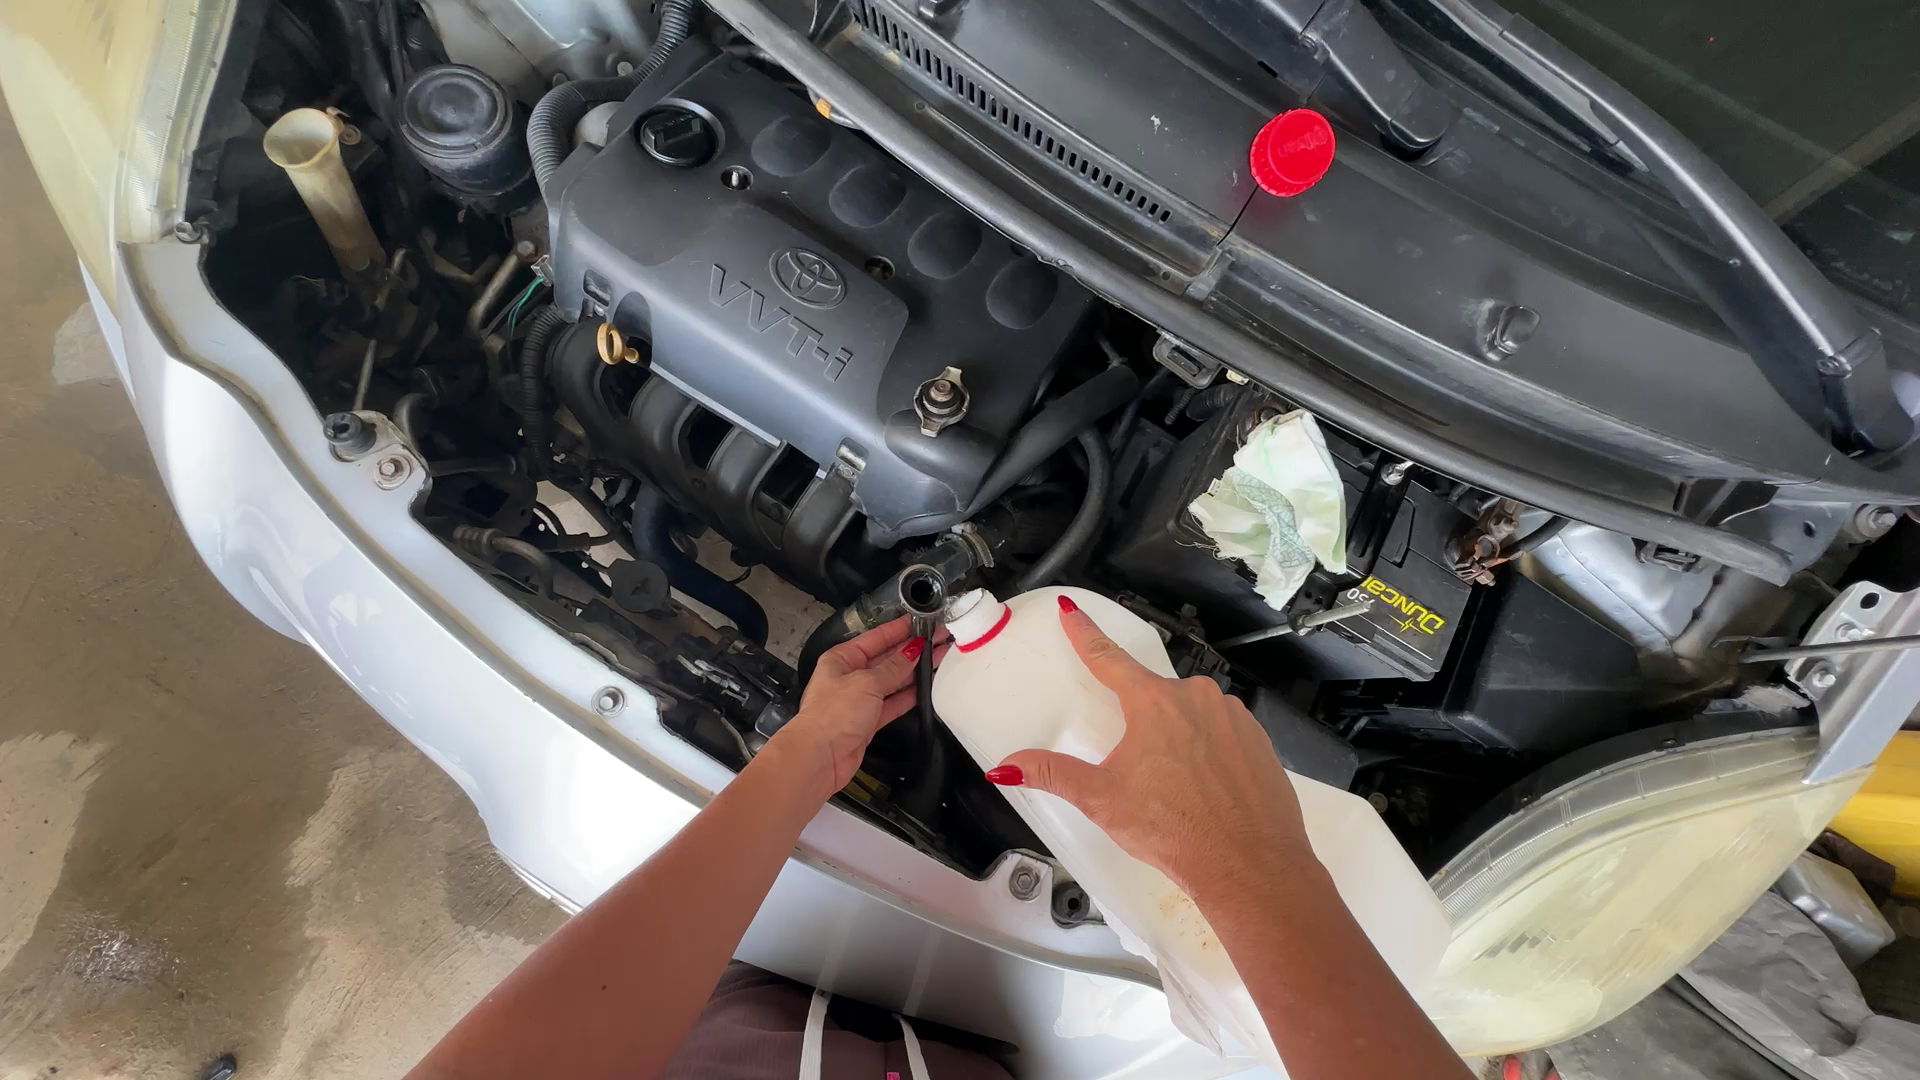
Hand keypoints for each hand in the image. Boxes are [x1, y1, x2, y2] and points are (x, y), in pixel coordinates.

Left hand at [765, 616, 944, 800]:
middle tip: (937, 640)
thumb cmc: (829, 717)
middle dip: (912, 649)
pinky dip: (909, 695)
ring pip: (892, 680)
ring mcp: (859, 699)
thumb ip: (893, 667)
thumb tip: (912, 651)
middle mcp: (849, 677)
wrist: (819, 757)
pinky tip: (925, 687)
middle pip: (887, 657)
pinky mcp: (867, 720)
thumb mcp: (867, 682)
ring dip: (914, 671)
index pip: (877, 637)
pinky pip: (893, 702)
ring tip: (937, 659)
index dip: (900, 629)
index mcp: (842, 659)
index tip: (920, 622)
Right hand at [996, 599, 1313, 898]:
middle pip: (1152, 694)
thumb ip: (1052, 774)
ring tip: (1174, 786)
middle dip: (1140, 720)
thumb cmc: (1171, 829)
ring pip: (1189, 713)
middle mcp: (1195, 696)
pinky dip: (1208, 750)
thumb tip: (1003, 768)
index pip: (1107, 657)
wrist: (1252, 867)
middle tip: (1138, 765)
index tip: (1070, 610)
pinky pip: (1222, 732)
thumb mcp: (1102, 800)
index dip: (1084, 633)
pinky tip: (1206, 788)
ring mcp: (1233, 716)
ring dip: (1176, 736)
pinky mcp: (1259, 740)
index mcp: (1152, 702)